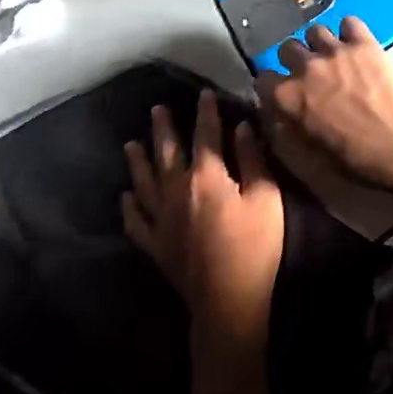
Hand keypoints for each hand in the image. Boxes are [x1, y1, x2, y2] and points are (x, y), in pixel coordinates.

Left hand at [122, 91, 283, 346]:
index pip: (205, 135)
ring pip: (144, 182)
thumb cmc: (255, 245)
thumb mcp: (266, 197)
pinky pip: (135, 220)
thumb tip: (242, 128)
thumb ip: (252, 160)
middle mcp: (176, 191)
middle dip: (163, 129)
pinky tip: (126, 195)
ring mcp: (160, 219)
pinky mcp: (154, 244)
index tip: (204, 93)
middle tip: (157, 109)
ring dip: (138, 160)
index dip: (206, 113)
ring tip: (132, 143)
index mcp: (206, 177)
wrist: (227, 299)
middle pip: (167, 153)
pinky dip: (129, 205)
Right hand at [255, 16, 392, 189]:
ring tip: (334, 56)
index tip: (284, 91)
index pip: (262, 78)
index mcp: (284, 96)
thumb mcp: (302, 155)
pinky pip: (349, 22)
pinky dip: (350, 32)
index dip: (273, 85)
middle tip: (311, 73)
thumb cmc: (347, 158)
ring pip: (316, 31)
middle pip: (287, 47)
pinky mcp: (363, 43)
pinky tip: (356, 44)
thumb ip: (282, 130)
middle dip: (296, 59)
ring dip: (321, 44)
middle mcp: (304, 67)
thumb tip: (276, 116)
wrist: (391, 142)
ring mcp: (334, 51)